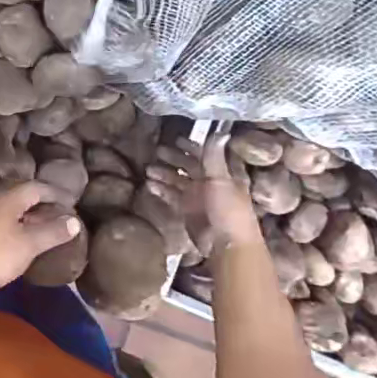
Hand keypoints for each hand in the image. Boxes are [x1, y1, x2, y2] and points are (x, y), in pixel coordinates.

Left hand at [0, 182, 80, 293]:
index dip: (56, 192)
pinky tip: (28, 237)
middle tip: (63, 213)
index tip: (72, 201)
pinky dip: (22, 222)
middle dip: (45, 202)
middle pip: (25, 194)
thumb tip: (74, 221)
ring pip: (15, 207)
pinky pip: (7, 217)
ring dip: (33, 213)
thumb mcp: (29, 245)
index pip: (37, 187)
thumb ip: (52, 232)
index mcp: (9, 198)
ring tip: (50, 226)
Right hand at [147, 132, 261, 253]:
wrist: (226, 246)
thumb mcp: (221, 180)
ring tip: (148, 170)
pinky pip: (172, 196)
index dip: (192, 146)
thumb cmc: (228, 210)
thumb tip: (222, 130)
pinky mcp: (187, 211)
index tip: (176, 138)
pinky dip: (162, 190)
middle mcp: (210, 183)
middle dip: (173, 158)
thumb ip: (215, 156)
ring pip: (178, 180)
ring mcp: (198, 197)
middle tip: (157, 151)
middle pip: (189, 166)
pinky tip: (149, 186)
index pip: (206, 154)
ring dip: (164, 174)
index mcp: (223, 173)